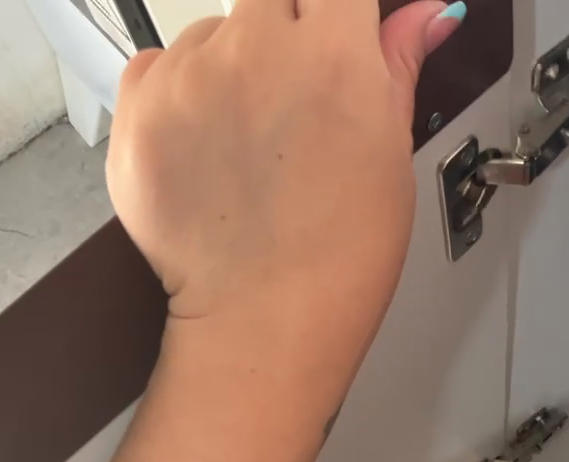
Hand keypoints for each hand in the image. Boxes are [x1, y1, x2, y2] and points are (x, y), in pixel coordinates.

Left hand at [106, 0, 462, 384]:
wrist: (266, 322)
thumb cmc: (338, 261)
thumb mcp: (390, 159)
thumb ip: (399, 66)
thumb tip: (430, 10)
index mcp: (334, 55)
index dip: (334, 15)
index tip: (332, 41)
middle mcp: (256, 49)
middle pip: (269, 0)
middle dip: (285, 39)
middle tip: (293, 116)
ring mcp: (190, 79)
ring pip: (211, 35)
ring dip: (229, 73)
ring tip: (247, 153)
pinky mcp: (138, 113)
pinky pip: (156, 69)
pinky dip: (178, 98)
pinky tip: (206, 154)